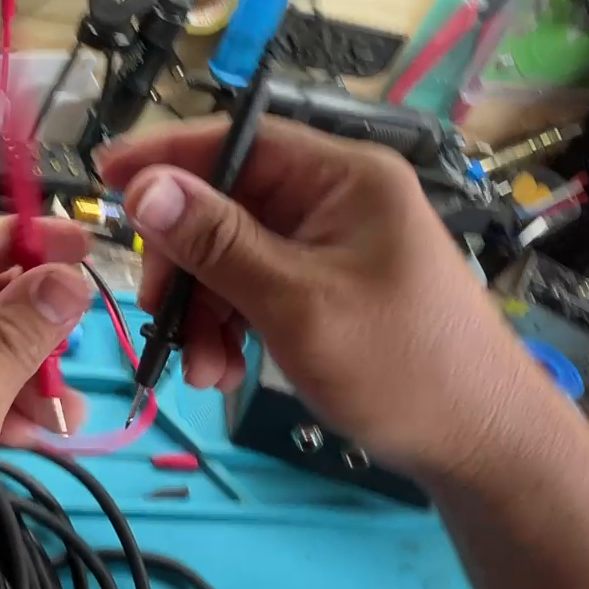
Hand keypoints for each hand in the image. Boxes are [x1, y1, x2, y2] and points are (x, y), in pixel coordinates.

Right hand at [97, 119, 550, 475]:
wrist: (481, 449)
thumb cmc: (402, 367)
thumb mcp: (298, 303)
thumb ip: (218, 243)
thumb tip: (144, 187)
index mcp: (342, 176)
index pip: (239, 139)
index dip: (168, 155)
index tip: (106, 175)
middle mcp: (331, 198)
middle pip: (225, 204)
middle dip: (185, 263)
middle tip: (156, 313)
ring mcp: (325, 243)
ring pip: (229, 254)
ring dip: (202, 308)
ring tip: (202, 369)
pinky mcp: (319, 284)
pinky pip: (251, 287)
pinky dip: (226, 325)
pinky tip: (222, 369)